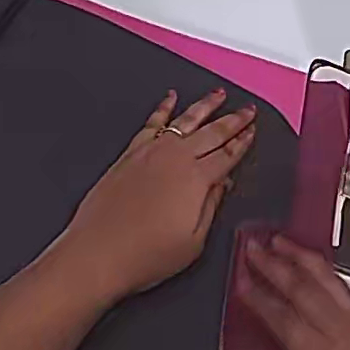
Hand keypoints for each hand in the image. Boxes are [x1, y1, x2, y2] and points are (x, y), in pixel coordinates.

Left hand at [57, 89, 256, 300]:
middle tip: (247, 110)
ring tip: (219, 94)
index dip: (243, 141)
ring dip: (206, 105)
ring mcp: (152, 151)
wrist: (97, 253)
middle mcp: (177, 158)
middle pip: (213, 132)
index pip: (227, 154)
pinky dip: (164, 107)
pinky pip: (153, 122)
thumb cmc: (146, 255)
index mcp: (197, 179)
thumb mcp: (193, 242)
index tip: (252, 130)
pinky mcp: (131, 152)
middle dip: (233, 119)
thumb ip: (211, 206)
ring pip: (186, 120)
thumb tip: (222, 184)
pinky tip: (171, 98)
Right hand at [237, 236, 349, 349]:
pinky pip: (347, 293)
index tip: (241, 277)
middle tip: (254, 246)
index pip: (285, 318)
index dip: (260, 296)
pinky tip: (314, 265)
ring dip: (303, 259)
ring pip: (331, 283)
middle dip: (277, 265)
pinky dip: (327, 273)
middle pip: (307, 290)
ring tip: (282, 241)